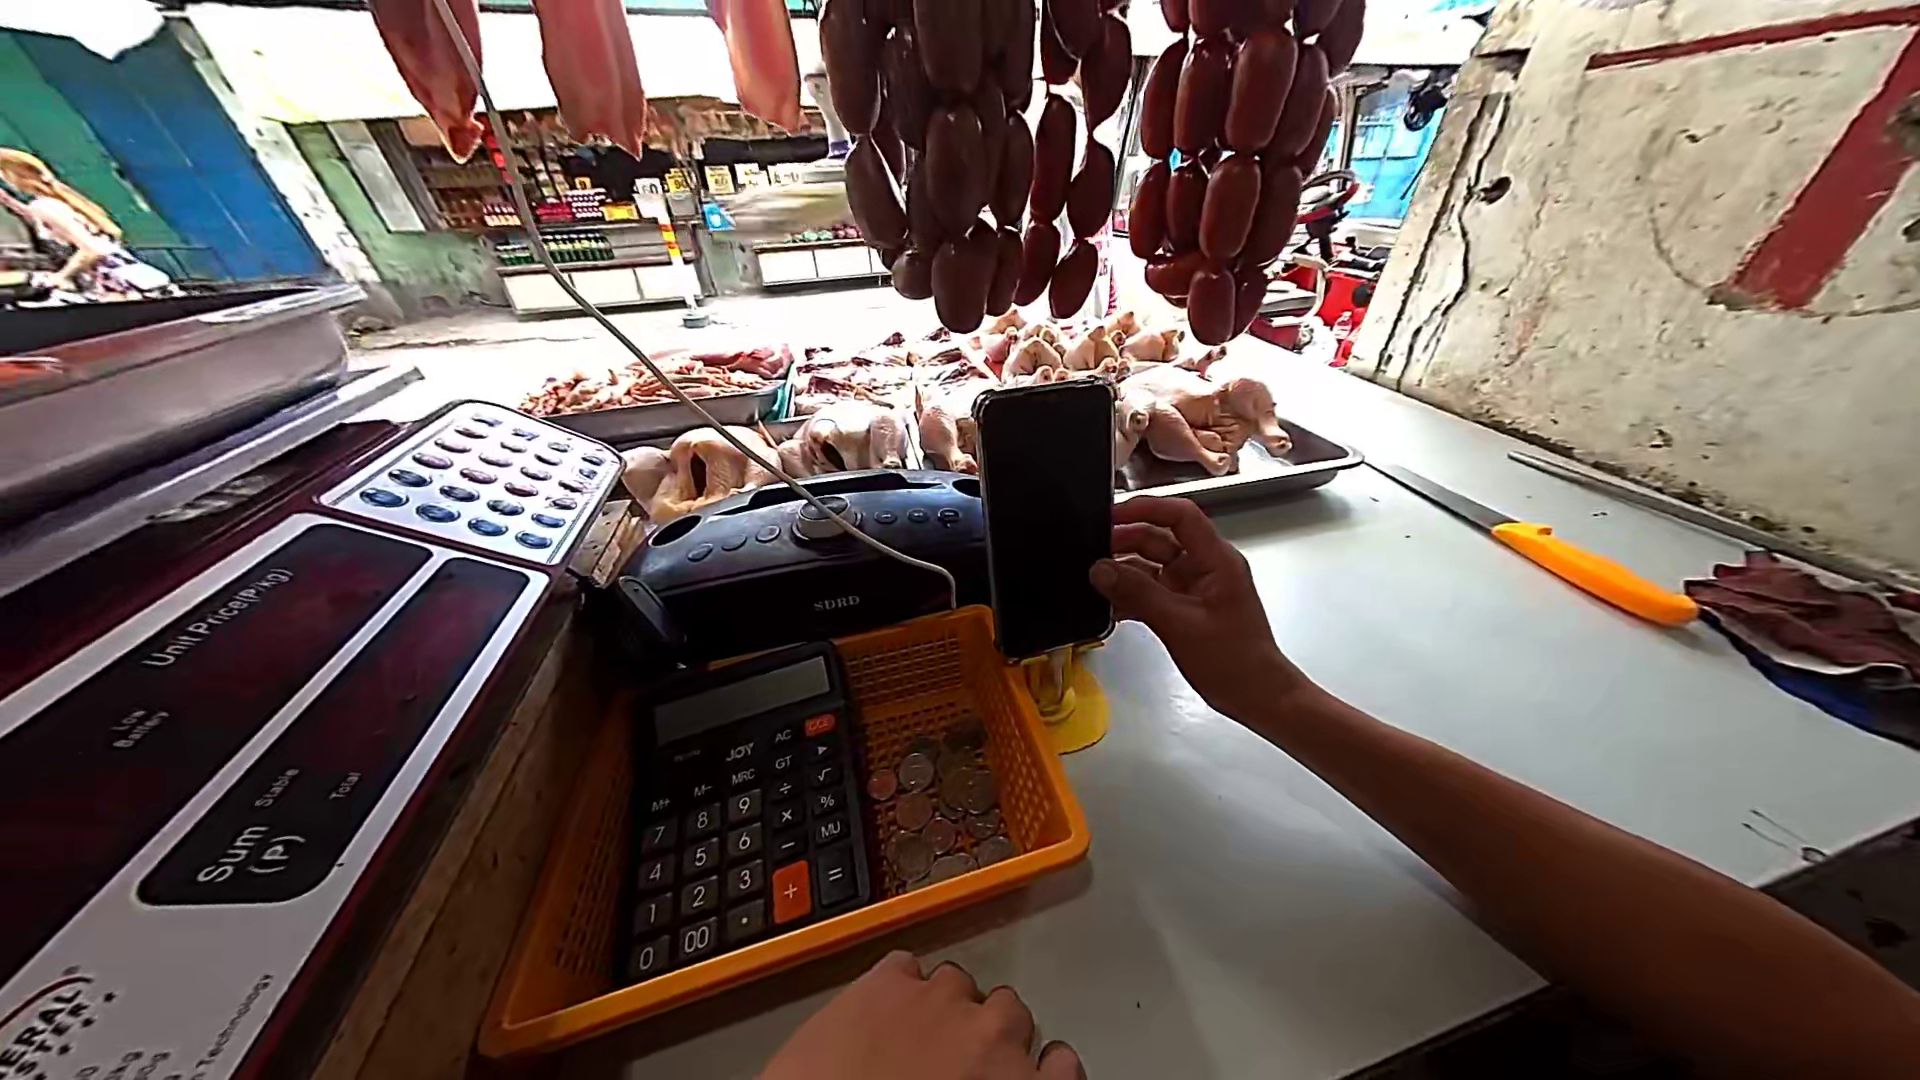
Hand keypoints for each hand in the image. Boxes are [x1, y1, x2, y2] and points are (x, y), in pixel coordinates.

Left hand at [762, 952, 1082, 1079]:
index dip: (1046, 1071)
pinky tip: (880, 1019)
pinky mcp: (889, 980)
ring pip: (959, 985)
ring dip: (943, 1009)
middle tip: (956, 1065)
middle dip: (988, 1034)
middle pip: (1011, 1014)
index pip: (1065, 1069)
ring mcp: (939, 1000)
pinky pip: (907, 970)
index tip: (1032, 1073)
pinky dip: (898, 990)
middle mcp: (992, 1037)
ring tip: (912, 1041)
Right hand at [1090, 496, 1312, 720]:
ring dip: (1123, 571)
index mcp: (1215, 559)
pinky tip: (1107, 605)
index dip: (1145, 508)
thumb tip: (1098, 569)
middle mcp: (1203, 566)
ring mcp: (1193, 586)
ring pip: (1150, 565)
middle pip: (1159, 538)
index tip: (1110, 514)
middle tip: (1089, 550)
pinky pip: (1150, 590)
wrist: (1257, 698)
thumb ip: (1137, 593)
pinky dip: (1129, 595)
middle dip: (1125, 541)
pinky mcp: (1183, 606)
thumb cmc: (1232, 660)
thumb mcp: (1180, 624)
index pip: (1180, 515)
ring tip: (1092, 579)